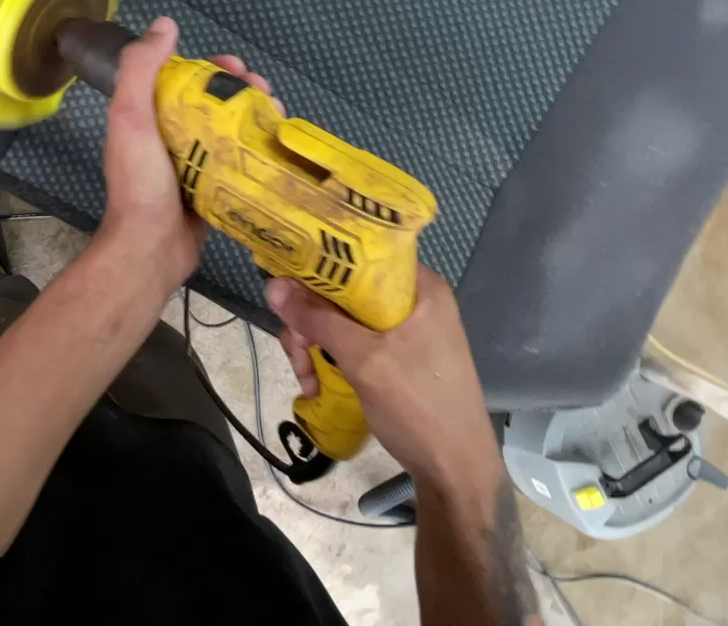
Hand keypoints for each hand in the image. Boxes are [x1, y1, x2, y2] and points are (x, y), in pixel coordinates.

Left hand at [91, 17, 273, 287]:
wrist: (149, 248)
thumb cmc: (140, 181)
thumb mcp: (131, 117)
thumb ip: (141, 69)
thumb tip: (165, 24)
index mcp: (148, 117)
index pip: (182, 80)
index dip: (210, 68)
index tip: (235, 65)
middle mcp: (169, 137)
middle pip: (211, 103)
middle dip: (240, 91)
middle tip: (264, 91)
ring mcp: (192, 165)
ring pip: (229, 131)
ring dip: (254, 118)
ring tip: (278, 115)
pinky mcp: (212, 190)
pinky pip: (239, 163)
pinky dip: (258, 151)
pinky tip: (279, 147)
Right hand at [267, 265, 500, 492]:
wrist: (456, 473)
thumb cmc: (419, 406)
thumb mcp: (363, 359)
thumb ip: (317, 319)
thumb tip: (271, 284)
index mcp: (418, 286)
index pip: (358, 254)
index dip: (317, 265)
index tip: (287, 287)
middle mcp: (411, 298)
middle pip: (341, 289)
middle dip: (310, 320)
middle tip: (300, 351)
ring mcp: (403, 328)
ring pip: (340, 317)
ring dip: (314, 344)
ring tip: (307, 378)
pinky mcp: (395, 353)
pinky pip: (350, 340)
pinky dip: (329, 358)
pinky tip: (317, 384)